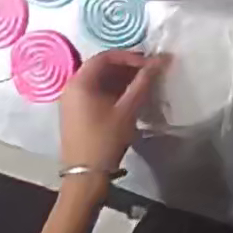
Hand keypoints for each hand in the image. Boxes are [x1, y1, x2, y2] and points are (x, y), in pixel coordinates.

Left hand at [59, 50, 166, 173]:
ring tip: (144, 85)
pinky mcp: (76, 113)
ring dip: (122, 80)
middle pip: (101, 67)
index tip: (149, 63)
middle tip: (149, 72)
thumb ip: (144, 82)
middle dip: (127, 67)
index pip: (105, 57)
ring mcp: (72, 101)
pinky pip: (96, 93)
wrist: (86, 176)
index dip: (129, 57)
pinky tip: (130, 99)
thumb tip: (161, 60)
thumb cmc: (105, 139)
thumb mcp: (128, 109)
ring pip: (99, 81)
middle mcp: (72, 87)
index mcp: (80, 82)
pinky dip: (114, 92)